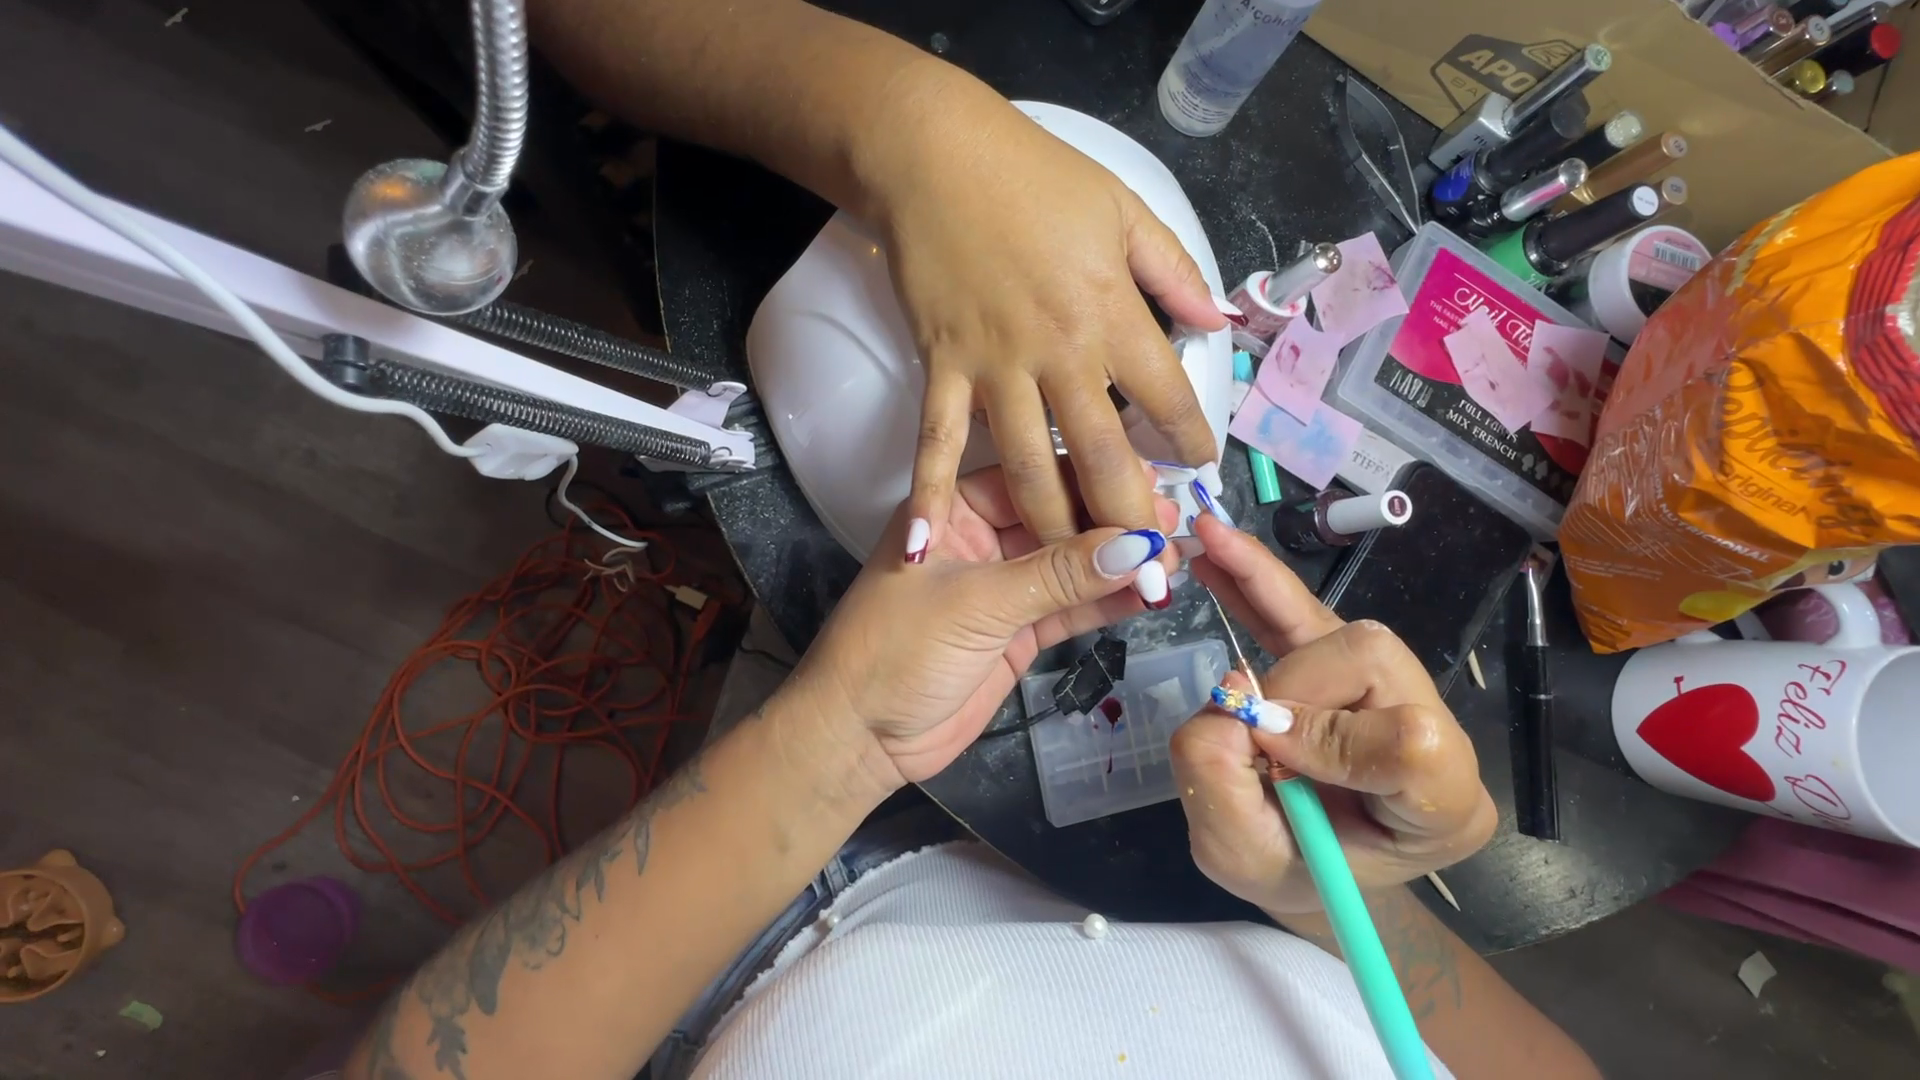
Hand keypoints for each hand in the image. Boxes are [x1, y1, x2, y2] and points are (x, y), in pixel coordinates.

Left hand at [787, 462, 1179, 785]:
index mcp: (951, 507)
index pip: (1032, 477)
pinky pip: (1068, 608)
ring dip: (1118, 566)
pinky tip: (1147, 596)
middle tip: (1174, 523)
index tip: (1148, 483)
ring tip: (1176, 560)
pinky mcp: (1016, 630)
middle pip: (1057, 520)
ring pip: (1069, 567)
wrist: (859, 737)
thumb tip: (1139, 544)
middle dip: (1114, 524)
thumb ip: (1059, 576)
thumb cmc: (897, 650)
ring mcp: (1000, 586)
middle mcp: (979, 537)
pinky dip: (1105, 604)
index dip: (1090, 480)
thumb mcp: (976, 603)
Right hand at [865, 75, 1232, 557]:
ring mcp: (993, 368)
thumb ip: (1174, 270)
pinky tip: (920, 547)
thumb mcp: (1123, 208)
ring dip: (1050, 525)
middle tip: (1146, 563)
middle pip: (1101, 451)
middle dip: (1128, 514)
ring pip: (1025, 464)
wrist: (935, 156)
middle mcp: (1057, 353)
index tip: (1197, 471)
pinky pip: (934, 442)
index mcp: (1108, 312)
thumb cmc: (1034, 178)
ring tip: (1069, 570)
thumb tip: (1220, 320)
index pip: (1165, 395)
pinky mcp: (941, 371)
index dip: (1189, 441)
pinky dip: (925, 495)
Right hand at [1171, 514, 1496, 915]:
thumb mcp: (1238, 855)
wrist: (1305, 865)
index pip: (1416, 741)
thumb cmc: (1281, 870)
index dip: (1333, 737)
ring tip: (1203, 547)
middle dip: (1292, 679)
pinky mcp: (1347, 662)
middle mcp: (1434, 734)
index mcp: (1439, 808)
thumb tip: (1228, 694)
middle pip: (1371, 657)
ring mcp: (1394, 689)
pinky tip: (1215, 547)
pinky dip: (1255, 579)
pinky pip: (1304, 611)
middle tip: (1246, 725)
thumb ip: (1222, 786)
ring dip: (1262, 591)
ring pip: (1334, 620)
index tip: (1273, 757)